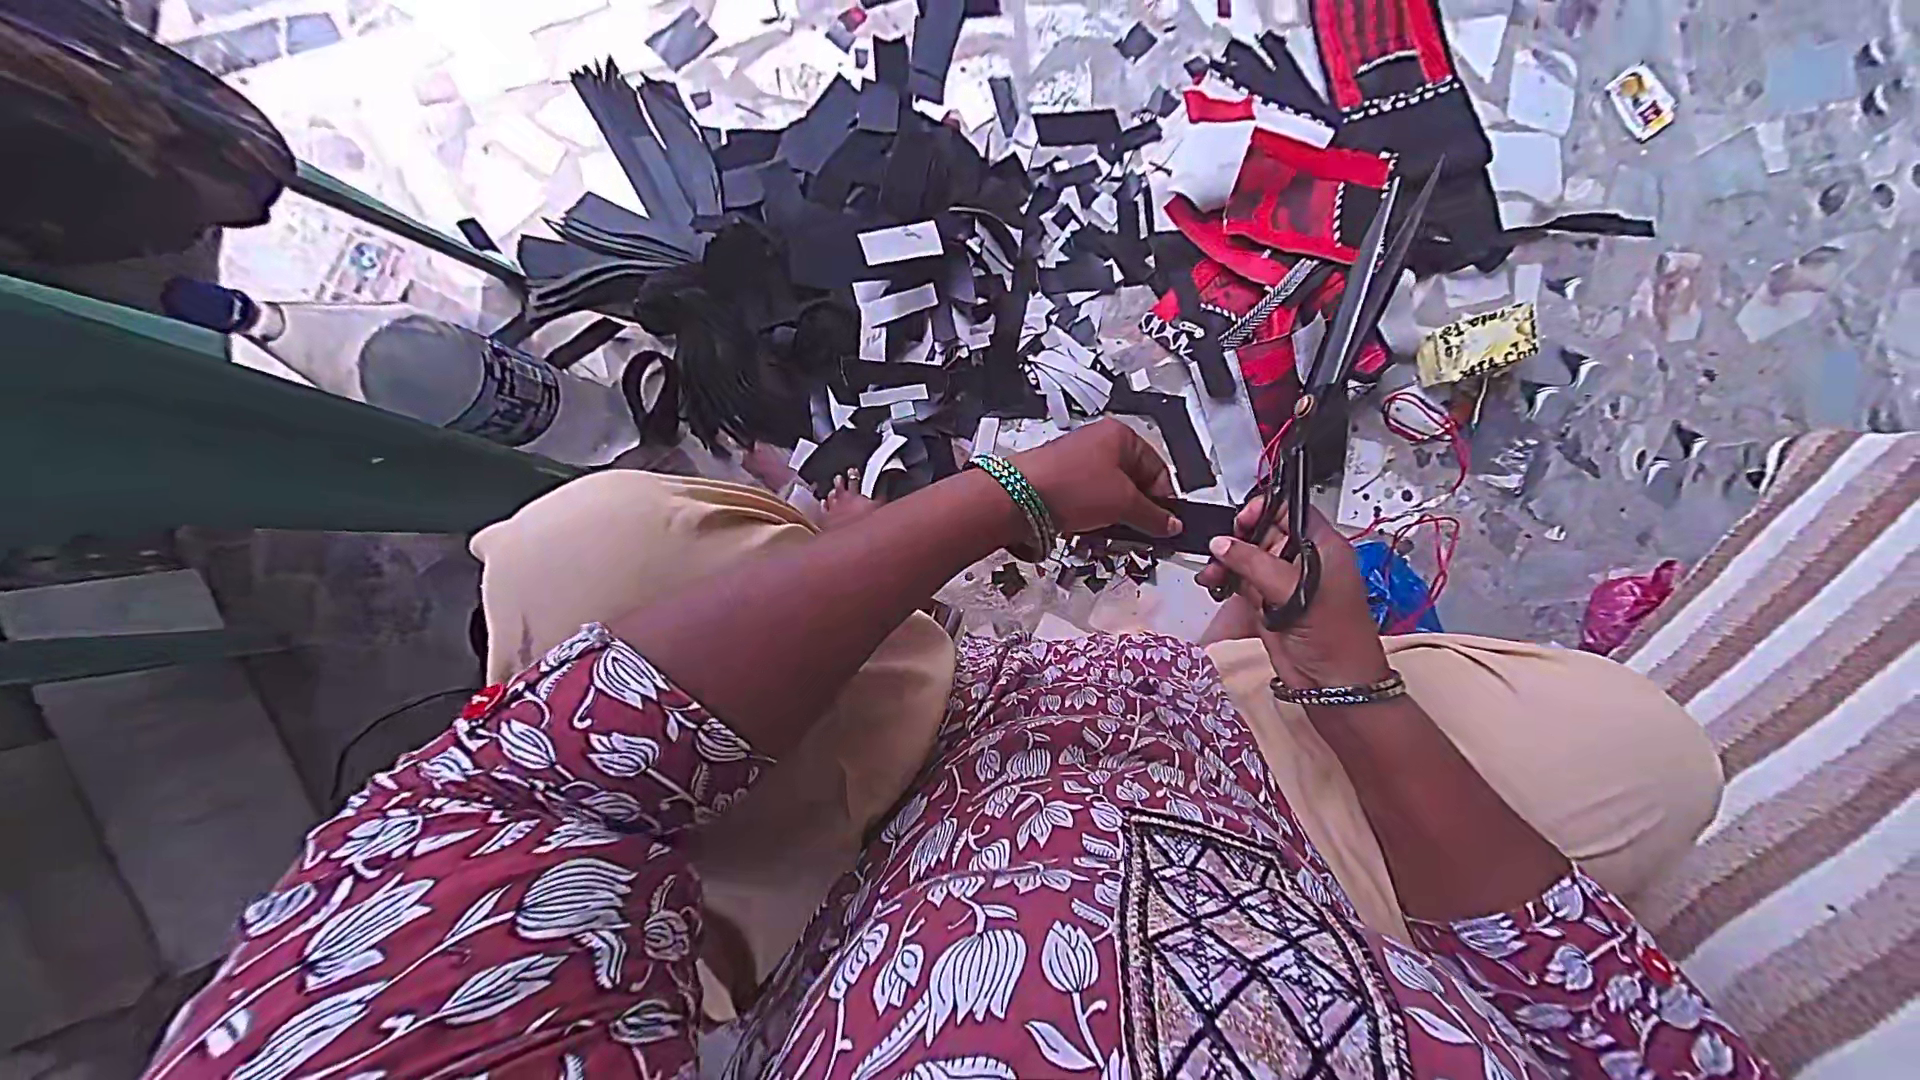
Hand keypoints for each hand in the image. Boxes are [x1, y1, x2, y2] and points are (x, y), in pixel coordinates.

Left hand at [1009, 418, 1182, 537]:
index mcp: (1119, 436)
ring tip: (1112, 536)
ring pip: (1108, 498)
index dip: (1165, 499)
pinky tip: (1089, 534)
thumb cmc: (1067, 484)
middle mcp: (1096, 446)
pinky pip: (1086, 505)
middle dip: (1137, 512)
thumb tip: (1170, 524)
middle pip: (1132, 484)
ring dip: (1114, 520)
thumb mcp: (1123, 503)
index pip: (1157, 468)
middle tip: (1141, 534)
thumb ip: (1153, 516)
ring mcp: (1076, 465)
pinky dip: (1092, 521)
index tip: (1167, 524)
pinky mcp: (1059, 486)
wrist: (1017, 499)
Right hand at [1194, 497, 1389, 688]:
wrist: (1331, 683)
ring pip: (1245, 556)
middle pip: (1262, 532)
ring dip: (1224, 561)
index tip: (1242, 521)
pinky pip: (1237, 580)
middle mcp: (1301, 560)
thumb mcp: (1296, 590)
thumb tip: (1221, 544)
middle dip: (1236, 538)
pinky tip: (1213, 583)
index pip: (1291, 511)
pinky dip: (1222, 579)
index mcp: (1322, 547)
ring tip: (1212, 573)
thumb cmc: (1333, 635)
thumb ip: (1255, 563)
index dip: (1265, 510)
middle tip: (1221, 548)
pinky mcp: (1264, 601)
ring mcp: (1280, 581)